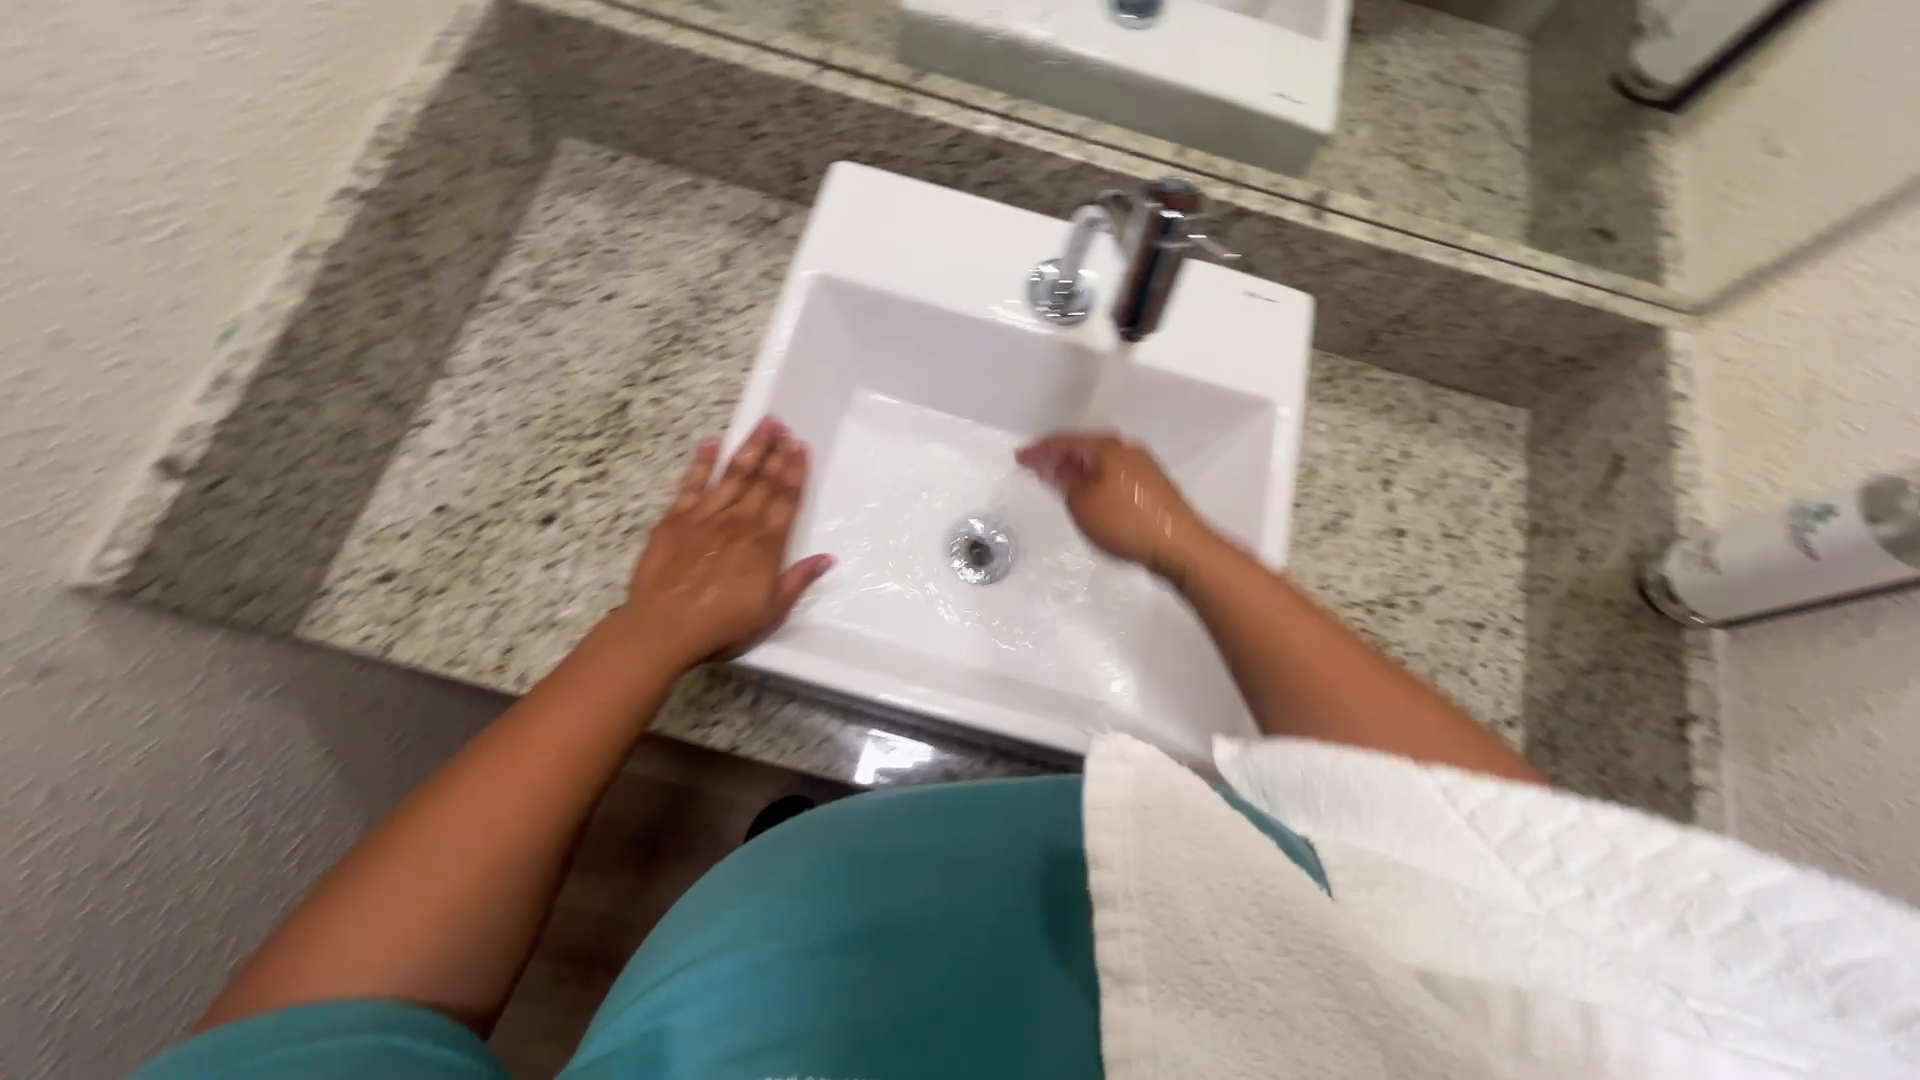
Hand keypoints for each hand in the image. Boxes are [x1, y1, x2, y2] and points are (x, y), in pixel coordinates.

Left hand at [616, 418, 832, 669]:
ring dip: (749, 448)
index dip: (795, 472)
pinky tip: (711, 444)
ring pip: (733, 475)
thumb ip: (798, 580)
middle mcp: (739, 523)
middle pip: (762, 480)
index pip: (785, 500)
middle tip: (784, 426)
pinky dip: (702, 463)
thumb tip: (826, 558)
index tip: (801, 448)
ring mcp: (705, 517)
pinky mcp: (675, 520)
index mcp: (765, 545)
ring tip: (762, 424)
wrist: (664, 627)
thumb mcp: (771, 612)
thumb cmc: (722, 626)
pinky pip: (691, 484)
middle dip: (775, 451)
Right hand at [1015, 433, 1215, 581]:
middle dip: (1057, 458)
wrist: (1179, 545)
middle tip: (1034, 468)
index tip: (1019, 458)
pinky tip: (1086, 493)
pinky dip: (1093, 479)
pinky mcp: (1151, 485)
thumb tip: (1053, 468)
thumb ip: (1064, 482)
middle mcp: (1127, 450)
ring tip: (1056, 481)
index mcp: (1108, 448)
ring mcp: (1143, 466)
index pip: (1064, 441)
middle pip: (1083, 448)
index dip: (1039, 450)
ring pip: (1099, 462)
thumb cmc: (1126, 522)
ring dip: (1075, 470)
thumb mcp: (1082, 503)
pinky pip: (1112, 474)